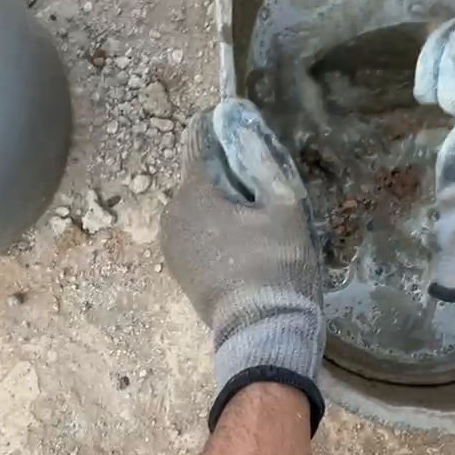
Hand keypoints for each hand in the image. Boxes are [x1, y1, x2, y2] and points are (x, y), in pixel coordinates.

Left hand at [163, 99, 325, 431]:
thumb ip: (263, 160)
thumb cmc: (277, 263)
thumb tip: (244, 125)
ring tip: (254, 223)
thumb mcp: (284, 207)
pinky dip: (213, 231)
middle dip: (226, 176)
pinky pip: (194, 233)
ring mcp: (170, 242)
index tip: (244, 134)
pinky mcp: (176, 267)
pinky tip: (240, 246)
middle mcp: (172, 211)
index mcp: (194, 190)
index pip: (199, 141)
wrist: (261, 328)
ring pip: (196, 207)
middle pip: (199, 177)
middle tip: (261, 191)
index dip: (221, 131)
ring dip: (219, 206)